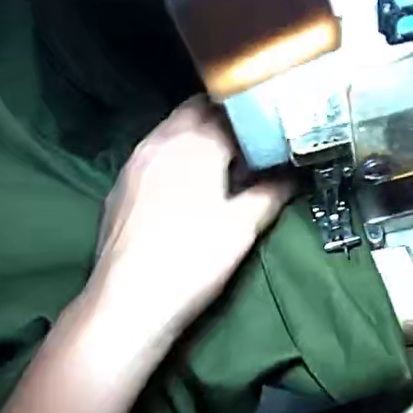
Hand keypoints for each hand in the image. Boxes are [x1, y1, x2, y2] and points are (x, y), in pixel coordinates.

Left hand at [89, 96, 295, 342]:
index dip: (256, 119)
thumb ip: (270, 193)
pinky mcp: (119, 186)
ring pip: (170, 130)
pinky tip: (186, 182)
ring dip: (197, 134)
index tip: (275, 130)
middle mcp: (160, 140)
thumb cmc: (194, 259)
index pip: (231, 112)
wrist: (130, 300)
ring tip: (224, 158)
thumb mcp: (243, 227)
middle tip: (252, 138)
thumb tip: (293, 175)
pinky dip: (174, 154)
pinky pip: (153, 153)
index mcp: (195, 142)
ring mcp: (134, 161)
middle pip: (196, 112)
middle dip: (224, 118)